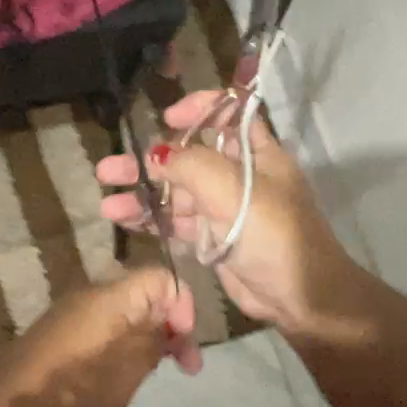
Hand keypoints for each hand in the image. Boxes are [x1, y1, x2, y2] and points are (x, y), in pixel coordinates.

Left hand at [0, 267, 197, 406]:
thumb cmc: (73, 391)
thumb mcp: (128, 369)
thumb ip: (156, 338)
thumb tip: (171, 322)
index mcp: (111, 295)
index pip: (163, 276)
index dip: (183, 306)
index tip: (184, 345)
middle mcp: (93, 293)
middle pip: (147, 293)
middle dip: (171, 325)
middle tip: (184, 366)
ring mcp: (75, 312)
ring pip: (128, 312)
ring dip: (149, 337)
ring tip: (157, 372)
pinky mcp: (64, 331)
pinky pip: (108, 325)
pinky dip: (126, 343)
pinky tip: (127, 373)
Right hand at [96, 91, 356, 332]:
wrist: (299, 297)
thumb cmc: (275, 235)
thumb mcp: (234, 191)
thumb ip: (192, 166)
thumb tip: (157, 155)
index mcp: (257, 154)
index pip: (228, 115)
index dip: (199, 109)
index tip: (167, 118)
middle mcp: (239, 176)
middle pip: (188, 158)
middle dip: (149, 161)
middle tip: (109, 169)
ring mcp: (224, 209)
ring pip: (176, 193)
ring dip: (143, 196)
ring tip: (107, 204)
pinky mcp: (212, 239)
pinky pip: (177, 223)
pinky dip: (152, 221)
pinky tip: (123, 221)